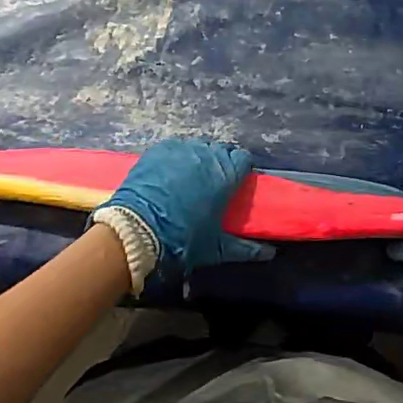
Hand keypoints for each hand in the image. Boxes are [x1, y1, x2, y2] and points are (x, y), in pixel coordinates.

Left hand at [100, 138, 273, 282]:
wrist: (133, 235)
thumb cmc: (181, 240)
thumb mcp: (215, 248)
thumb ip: (245, 249)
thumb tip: (270, 254)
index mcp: (226, 174)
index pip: (243, 159)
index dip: (240, 169)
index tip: (234, 183)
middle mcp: (208, 155)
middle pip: (221, 150)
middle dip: (220, 163)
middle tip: (212, 183)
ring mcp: (182, 150)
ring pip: (198, 148)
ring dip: (198, 159)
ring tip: (189, 177)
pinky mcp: (159, 150)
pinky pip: (175, 148)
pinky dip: (176, 157)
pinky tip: (169, 173)